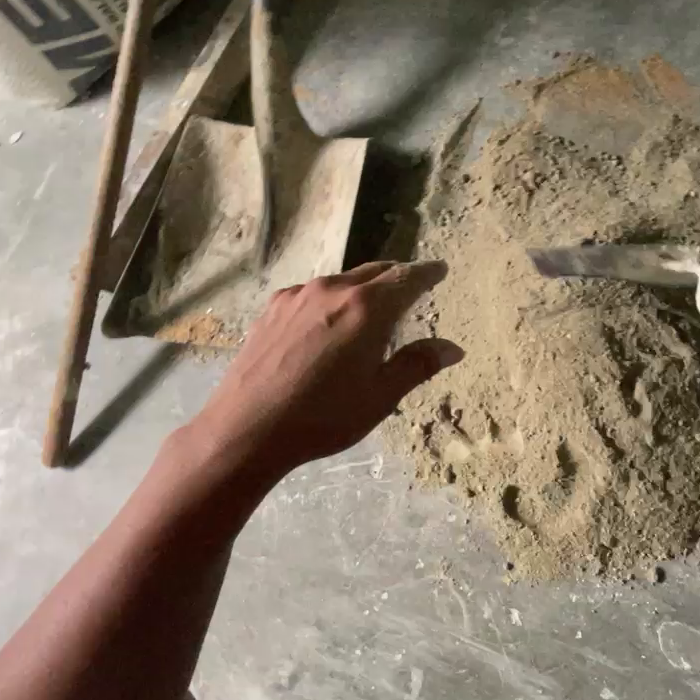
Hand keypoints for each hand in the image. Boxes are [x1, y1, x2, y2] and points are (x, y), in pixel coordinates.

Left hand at [171, 261, 461, 493]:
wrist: (246, 429)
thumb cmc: (323, 416)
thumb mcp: (381, 396)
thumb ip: (418, 364)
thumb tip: (453, 348)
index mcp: (367, 308)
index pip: (407, 278)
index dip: (427, 273)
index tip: (441, 270)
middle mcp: (333, 290)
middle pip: (376, 271)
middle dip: (398, 275)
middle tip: (414, 283)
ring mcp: (299, 296)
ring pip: (344, 280)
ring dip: (365, 286)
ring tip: (374, 304)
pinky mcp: (273, 308)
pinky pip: (315, 292)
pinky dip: (335, 298)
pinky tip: (331, 320)